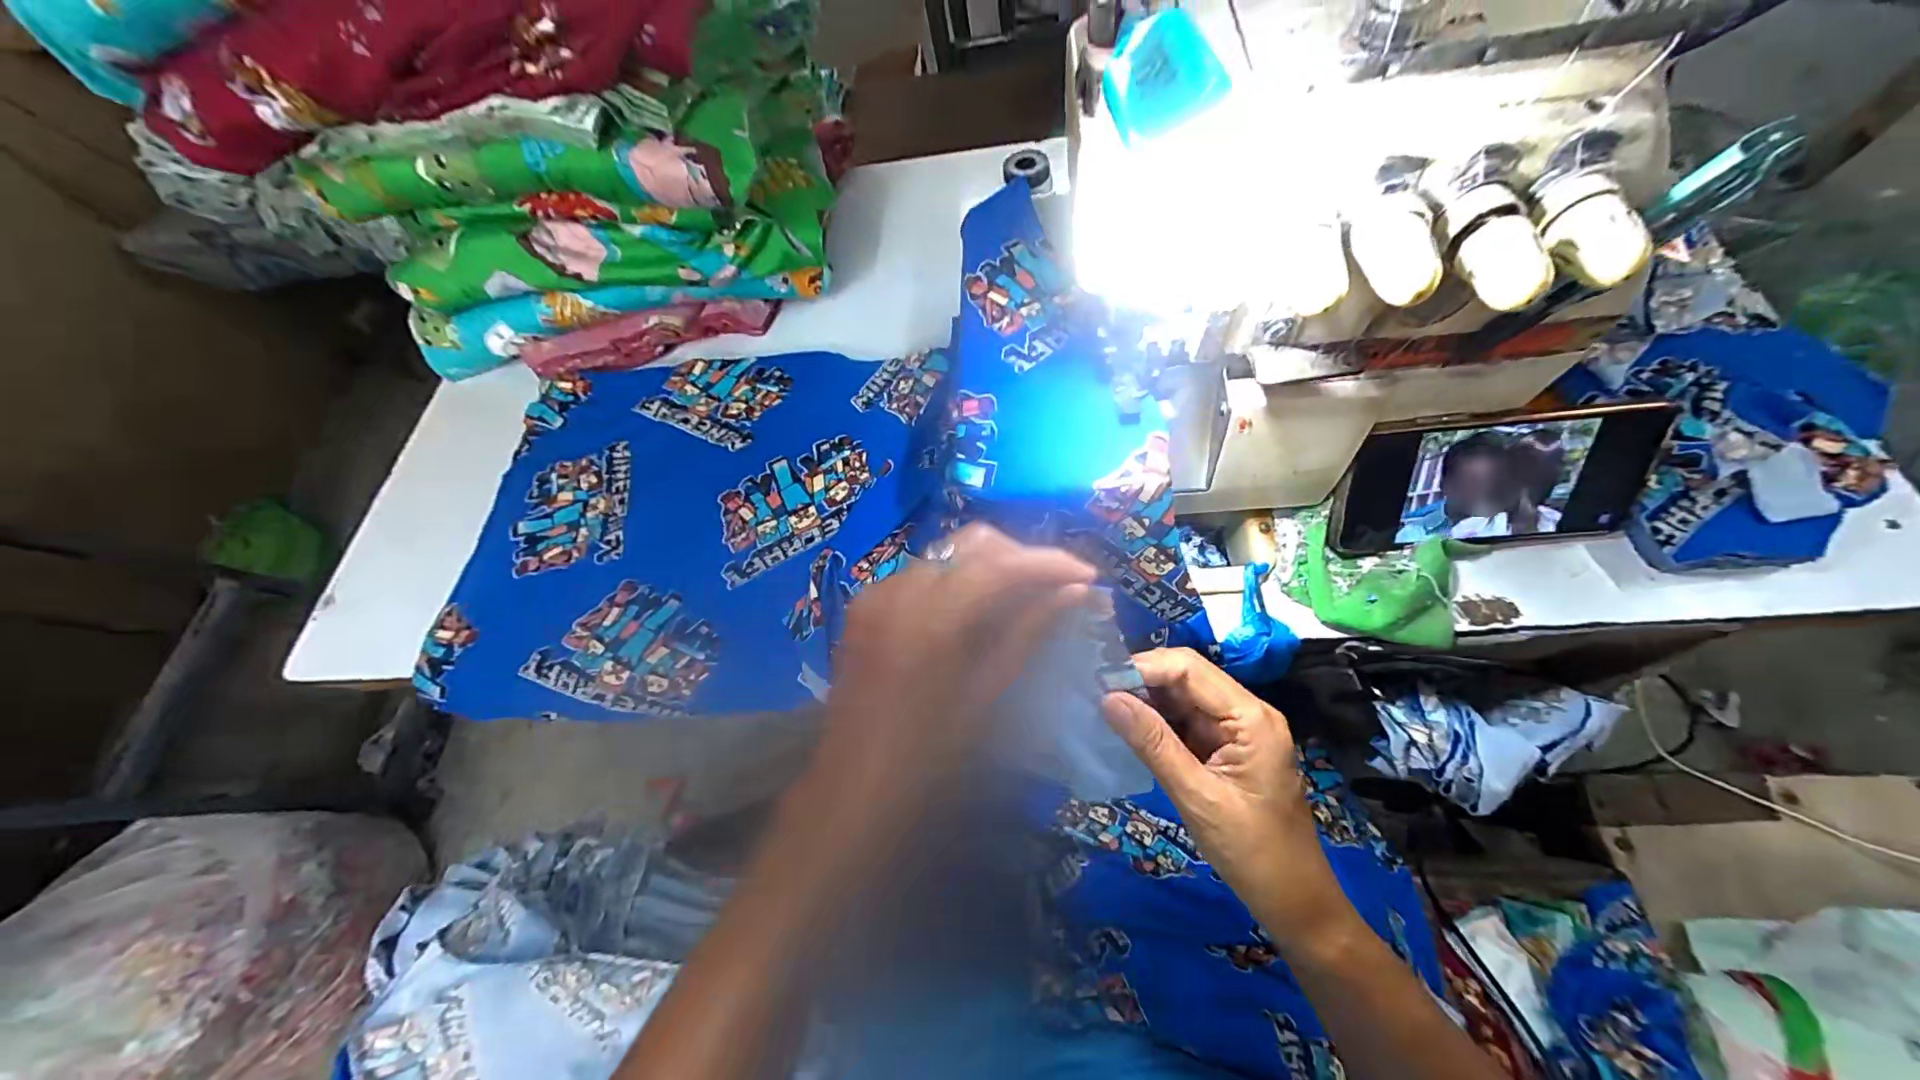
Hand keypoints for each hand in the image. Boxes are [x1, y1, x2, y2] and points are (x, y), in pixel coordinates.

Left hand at [809, 524, 1094, 839]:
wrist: (851, 789)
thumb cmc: (927, 760)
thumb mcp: (986, 696)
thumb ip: (1028, 634)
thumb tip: (1073, 592)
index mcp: (931, 618)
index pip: (1001, 563)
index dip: (1049, 563)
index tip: (1087, 574)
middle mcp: (899, 590)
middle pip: (972, 544)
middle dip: (1019, 557)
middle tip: (1056, 584)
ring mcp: (875, 594)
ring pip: (946, 554)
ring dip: (988, 566)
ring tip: (1023, 594)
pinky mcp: (863, 606)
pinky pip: (919, 574)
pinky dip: (953, 580)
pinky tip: (975, 608)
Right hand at [1101, 648, 1350, 940]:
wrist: (1294, 900)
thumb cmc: (1252, 851)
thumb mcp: (1197, 797)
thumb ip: (1153, 744)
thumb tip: (1108, 699)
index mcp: (1251, 717)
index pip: (1188, 669)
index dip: (1142, 667)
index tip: (1099, 681)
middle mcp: (1246, 712)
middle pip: (1186, 677)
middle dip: (1141, 682)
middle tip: (1095, 694)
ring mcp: (1237, 730)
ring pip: (1183, 698)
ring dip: (1145, 701)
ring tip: (1104, 708)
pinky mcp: (1226, 748)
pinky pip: (1186, 721)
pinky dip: (1157, 722)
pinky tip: (1128, 727)